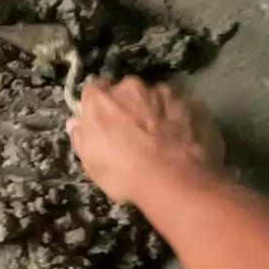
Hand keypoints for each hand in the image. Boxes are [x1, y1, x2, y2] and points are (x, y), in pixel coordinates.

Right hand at [66, 76, 223, 203]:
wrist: (173, 179)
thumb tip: (76, 122)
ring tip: (161, 138)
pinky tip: (181, 140)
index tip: (102, 122)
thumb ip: (81, 137)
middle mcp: (132, 88)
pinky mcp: (192, 104)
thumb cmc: (123, 173)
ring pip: (156, 97)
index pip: (93, 91)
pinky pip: (181, 108)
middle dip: (128, 106)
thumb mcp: (91, 163)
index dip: (97, 106)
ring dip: (155, 111)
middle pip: (126, 91)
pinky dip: (179, 119)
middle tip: (133, 133)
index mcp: (102, 100)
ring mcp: (165, 94)